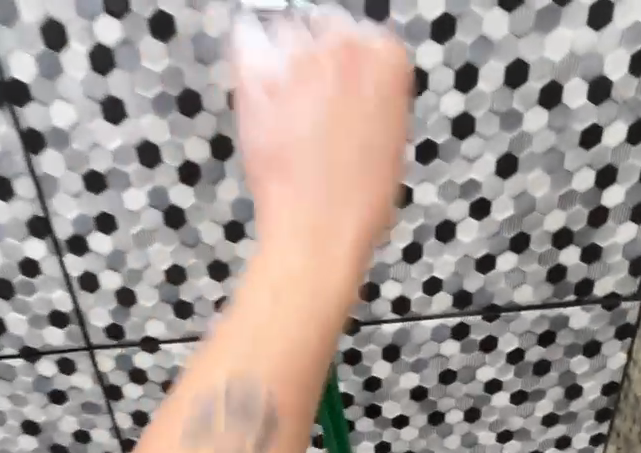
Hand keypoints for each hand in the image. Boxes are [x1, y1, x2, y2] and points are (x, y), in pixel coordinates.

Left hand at [233, 7, 411, 283]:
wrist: (317, 235)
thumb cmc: (359, 206)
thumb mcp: (393, 148)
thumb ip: (378, 104)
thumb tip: (362, 95)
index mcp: (387, 61)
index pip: (367, 40)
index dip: (354, 72)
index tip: (348, 97)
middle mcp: (343, 47)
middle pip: (324, 29)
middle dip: (317, 63)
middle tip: (315, 110)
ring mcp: (296, 58)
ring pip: (285, 36)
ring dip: (284, 64)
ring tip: (287, 113)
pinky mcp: (255, 76)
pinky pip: (248, 46)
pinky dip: (252, 70)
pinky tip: (263, 106)